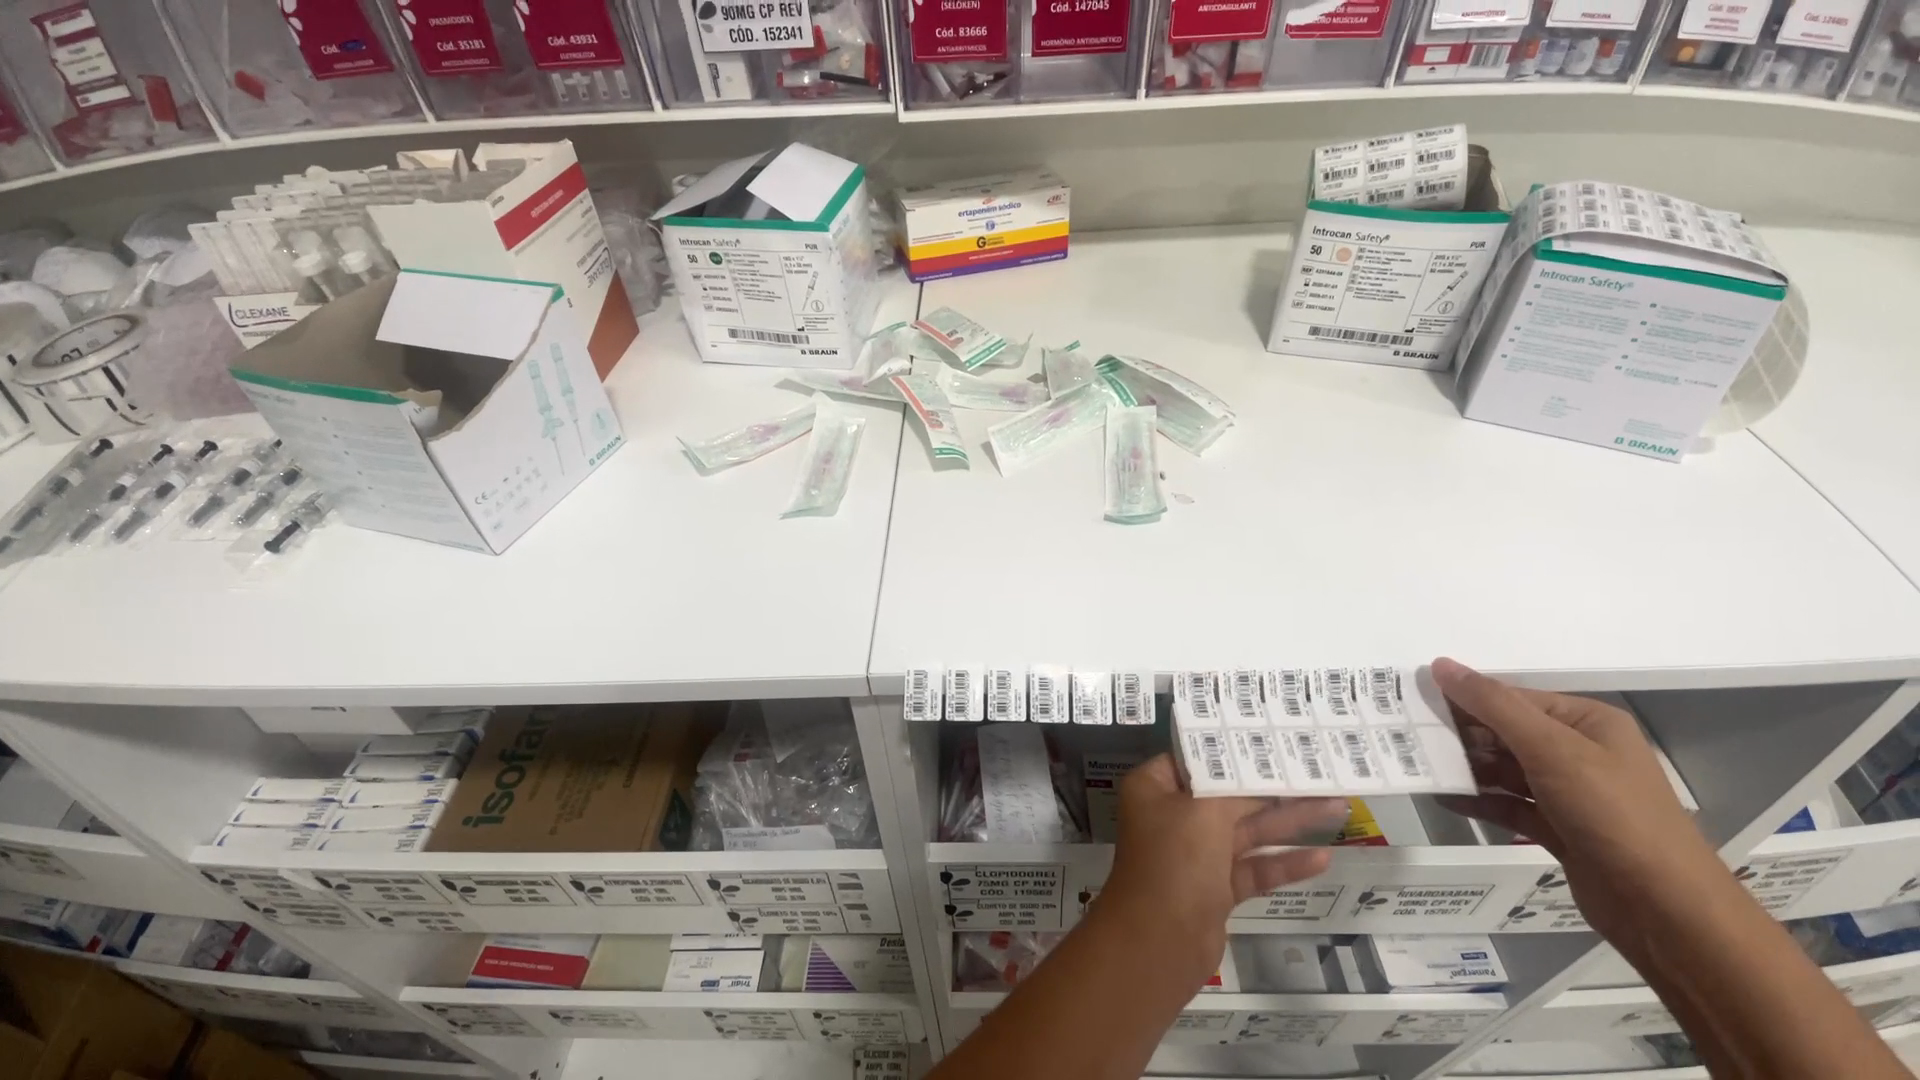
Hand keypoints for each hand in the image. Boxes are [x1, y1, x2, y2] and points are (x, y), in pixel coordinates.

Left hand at [1097, 755, 1346, 986]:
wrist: (1159, 941)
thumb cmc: (1175, 860)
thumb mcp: (1205, 812)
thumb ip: (1237, 791)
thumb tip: (1258, 773)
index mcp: (1154, 788)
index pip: (1195, 758)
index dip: (1232, 748)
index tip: (1272, 735)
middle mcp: (1172, 816)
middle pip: (1227, 794)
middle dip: (1271, 786)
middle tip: (1317, 771)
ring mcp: (1194, 853)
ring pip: (1246, 830)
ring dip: (1288, 821)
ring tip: (1336, 806)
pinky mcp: (1214, 888)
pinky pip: (1253, 867)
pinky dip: (1283, 862)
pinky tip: (1322, 857)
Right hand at [1431, 657, 1732, 951]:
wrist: (1663, 908)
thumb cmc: (1611, 813)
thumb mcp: (1551, 749)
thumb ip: (1494, 706)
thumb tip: (1441, 666)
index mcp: (1587, 723)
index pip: (1513, 698)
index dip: (1463, 698)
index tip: (1411, 701)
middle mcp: (1579, 752)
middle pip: (1505, 732)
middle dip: (1459, 734)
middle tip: (1405, 734)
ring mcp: (1569, 793)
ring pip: (1504, 769)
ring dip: (1465, 768)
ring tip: (1416, 765)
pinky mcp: (1558, 829)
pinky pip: (1508, 805)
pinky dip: (1478, 801)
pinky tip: (1443, 798)